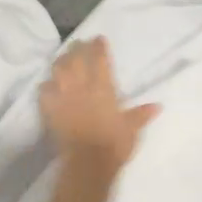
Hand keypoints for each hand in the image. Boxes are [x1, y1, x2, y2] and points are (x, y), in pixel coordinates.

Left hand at [40, 37, 159, 172]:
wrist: (87, 163)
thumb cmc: (113, 145)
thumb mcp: (132, 129)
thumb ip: (141, 114)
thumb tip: (158, 105)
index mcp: (103, 88)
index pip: (100, 60)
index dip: (99, 47)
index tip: (98, 38)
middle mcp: (81, 87)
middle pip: (76, 59)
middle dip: (77, 48)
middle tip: (79, 43)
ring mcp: (63, 97)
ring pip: (58, 70)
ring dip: (61, 61)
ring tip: (63, 58)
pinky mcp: (49, 110)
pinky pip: (43, 90)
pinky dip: (46, 85)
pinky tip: (48, 85)